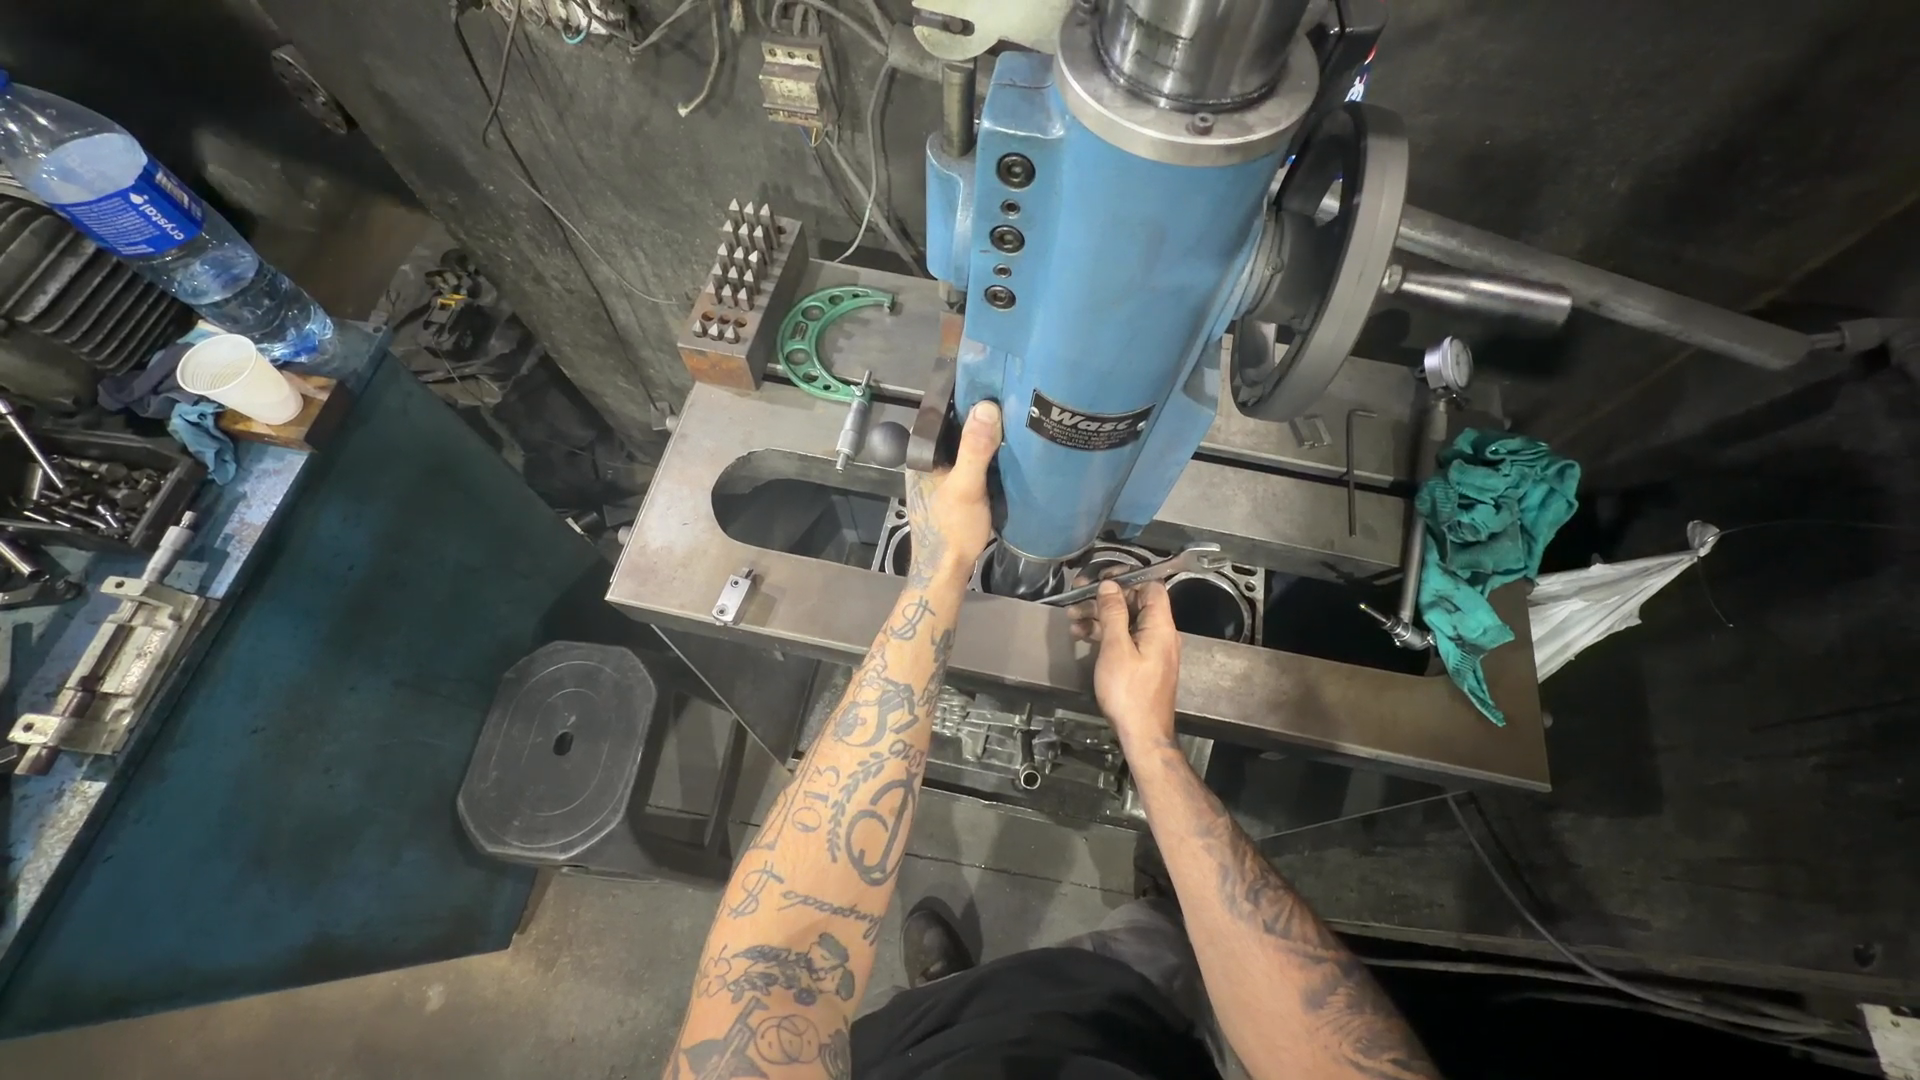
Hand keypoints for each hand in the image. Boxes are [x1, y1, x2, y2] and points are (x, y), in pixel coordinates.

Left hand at [904, 400, 1001, 585]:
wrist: (947, 571)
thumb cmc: (951, 529)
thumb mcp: (966, 486)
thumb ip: (974, 449)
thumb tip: (988, 407)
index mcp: (921, 455)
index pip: (943, 414)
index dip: (967, 399)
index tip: (997, 385)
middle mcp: (927, 462)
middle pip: (956, 430)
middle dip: (981, 419)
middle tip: (1014, 403)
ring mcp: (940, 478)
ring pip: (965, 448)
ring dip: (986, 439)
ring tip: (1016, 423)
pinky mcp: (954, 491)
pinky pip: (972, 465)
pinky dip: (988, 459)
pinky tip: (1008, 455)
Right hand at [1085, 580, 1180, 752]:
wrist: (1142, 734)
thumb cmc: (1129, 692)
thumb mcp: (1116, 649)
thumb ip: (1113, 613)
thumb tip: (1109, 585)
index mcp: (1160, 626)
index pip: (1151, 586)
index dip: (1127, 578)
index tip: (1101, 578)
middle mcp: (1160, 634)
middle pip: (1135, 602)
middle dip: (1105, 598)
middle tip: (1078, 596)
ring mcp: (1152, 649)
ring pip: (1126, 621)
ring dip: (1100, 616)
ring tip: (1072, 618)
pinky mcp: (1142, 663)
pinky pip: (1124, 638)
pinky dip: (1105, 634)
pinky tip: (1082, 635)